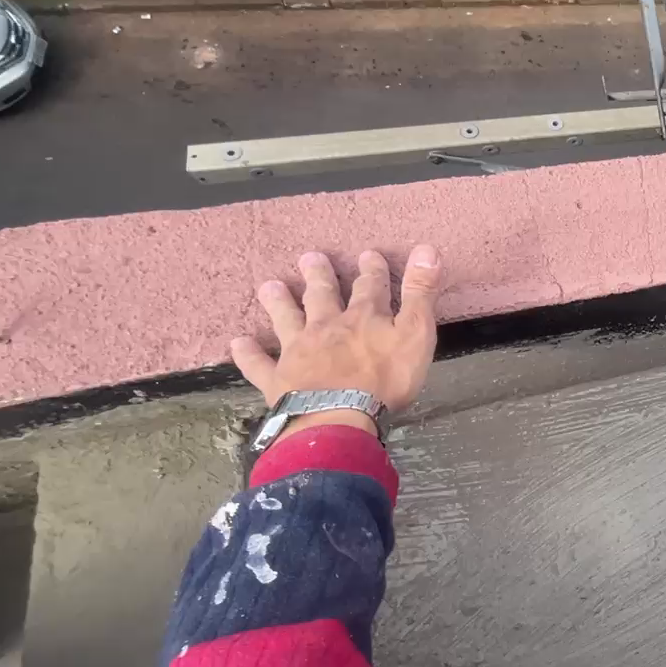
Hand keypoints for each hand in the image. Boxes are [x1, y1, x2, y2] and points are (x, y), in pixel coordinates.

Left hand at [230, 247, 444, 427]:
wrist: (339, 417)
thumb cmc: (386, 377)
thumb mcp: (417, 331)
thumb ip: (421, 292)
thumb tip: (426, 248)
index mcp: (364, 317)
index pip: (370, 286)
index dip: (372, 270)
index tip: (368, 254)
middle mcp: (327, 327)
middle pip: (322, 296)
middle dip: (320, 276)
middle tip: (309, 257)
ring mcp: (298, 352)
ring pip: (286, 320)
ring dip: (279, 303)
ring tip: (269, 286)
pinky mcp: (278, 379)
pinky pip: (259, 363)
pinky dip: (249, 353)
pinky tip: (239, 343)